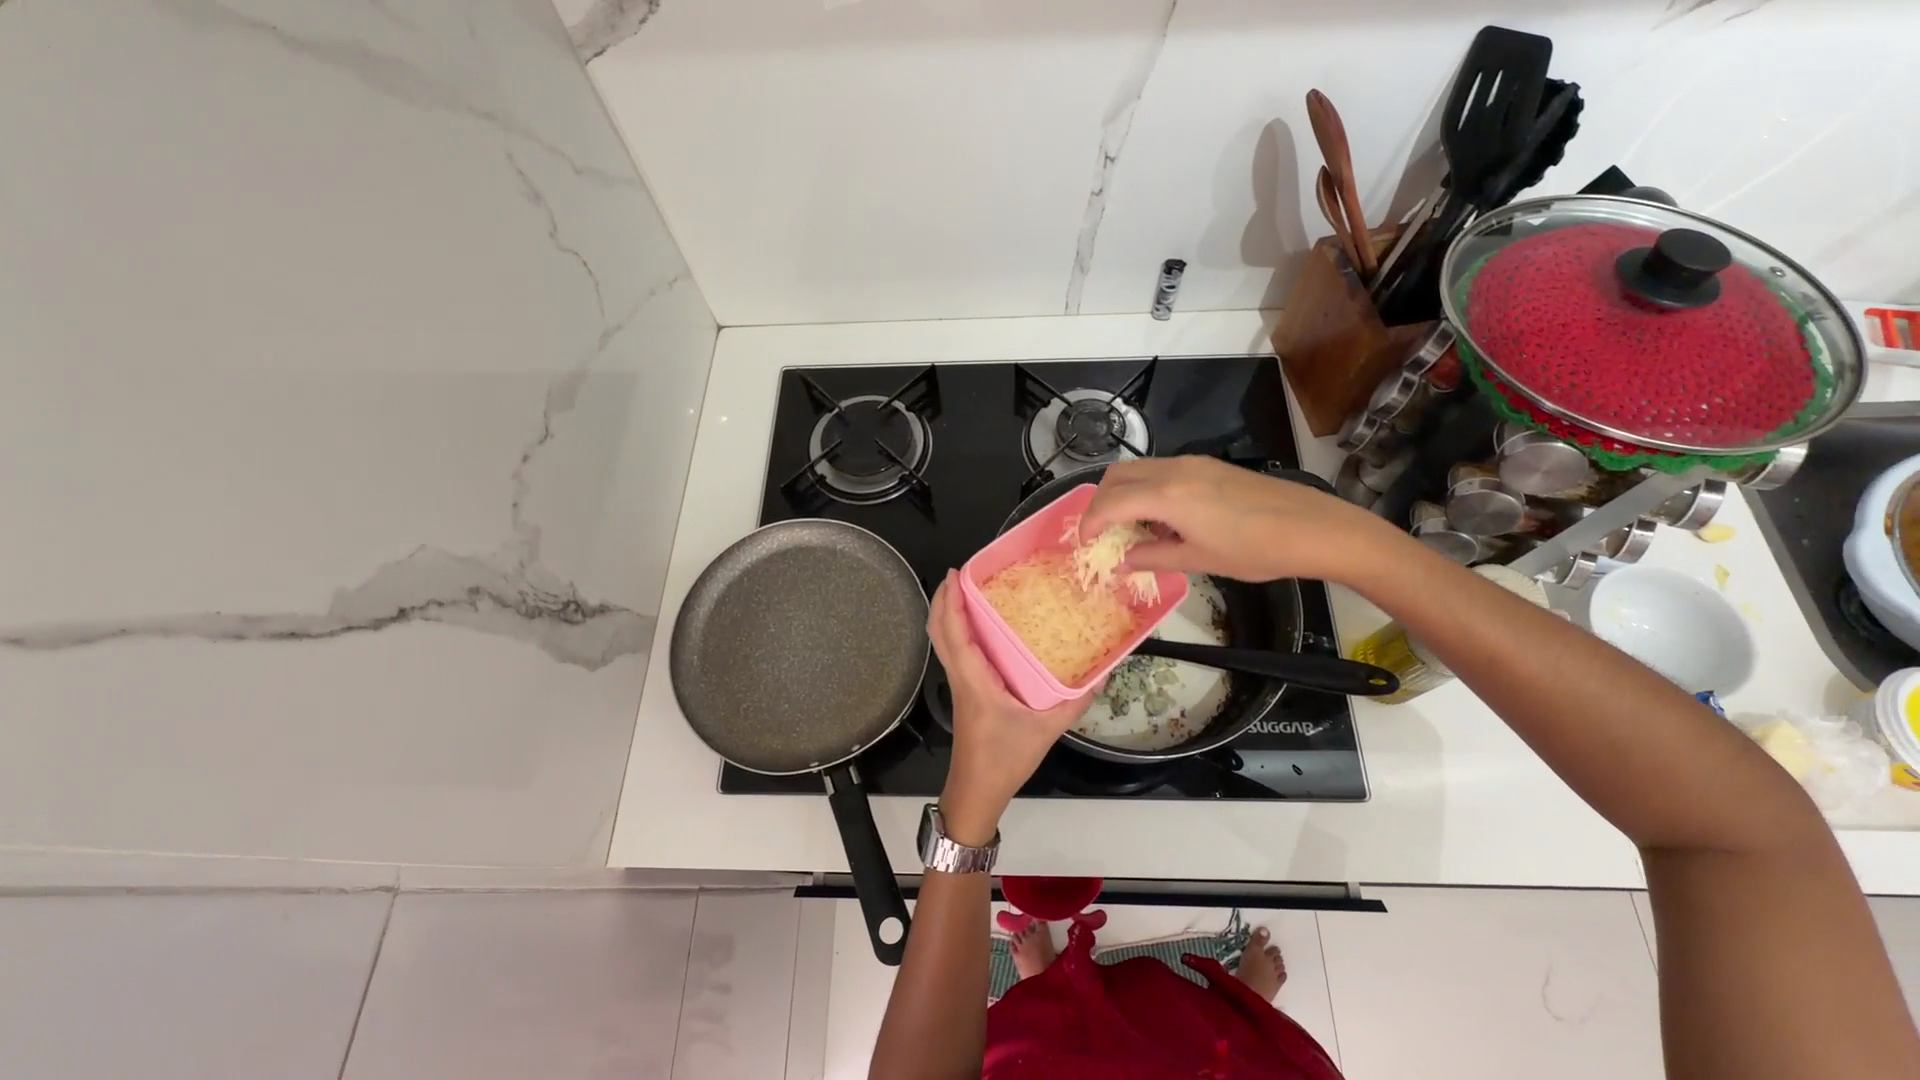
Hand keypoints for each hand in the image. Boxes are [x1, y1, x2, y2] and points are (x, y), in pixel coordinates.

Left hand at [927, 571, 1091, 845]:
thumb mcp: (1046, 729)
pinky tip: (981, 628)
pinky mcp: (964, 693)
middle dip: (944, 599)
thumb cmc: (1004, 759)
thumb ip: (1074, 702)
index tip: (958, 573)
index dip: (951, 601)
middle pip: (939, 631)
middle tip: (962, 574)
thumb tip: (1101, 673)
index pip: (955, 632)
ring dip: (948, 615)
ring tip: (969, 592)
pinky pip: (954, 654)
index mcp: (974, 680)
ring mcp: (959, 685)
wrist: (977, 791)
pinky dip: (958, 632)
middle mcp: (961, 677)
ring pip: (943, 642)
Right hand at [1079, 456, 1404, 585]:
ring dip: (1123, 494)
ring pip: (1139, 469)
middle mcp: (1174, 470)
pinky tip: (1161, 520)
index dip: (1090, 522)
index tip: (1085, 543)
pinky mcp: (1209, 466)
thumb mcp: (1199, 560)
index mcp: (1167, 495)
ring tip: (1130, 530)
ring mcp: (1193, 464)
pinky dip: (1146, 490)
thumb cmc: (1255, 550)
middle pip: (1117, 475)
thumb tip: (1122, 561)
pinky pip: (1161, 471)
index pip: (1110, 501)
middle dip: (1100, 502)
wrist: (1313, 528)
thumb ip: (1153, 557)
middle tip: (1101, 534)